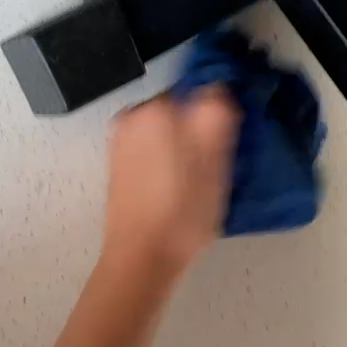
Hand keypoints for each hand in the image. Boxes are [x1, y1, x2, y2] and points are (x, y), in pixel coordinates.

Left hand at [99, 86, 239, 289]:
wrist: (139, 259)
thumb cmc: (181, 213)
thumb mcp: (214, 164)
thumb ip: (217, 115)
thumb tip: (220, 87)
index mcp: (157, 108)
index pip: (202, 92)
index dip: (220, 116)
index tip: (228, 142)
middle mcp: (133, 115)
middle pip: (182, 110)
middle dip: (200, 130)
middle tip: (214, 167)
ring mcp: (121, 138)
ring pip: (167, 130)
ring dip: (183, 146)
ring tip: (195, 183)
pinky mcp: (117, 162)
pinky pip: (152, 146)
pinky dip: (165, 158)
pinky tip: (175, 189)